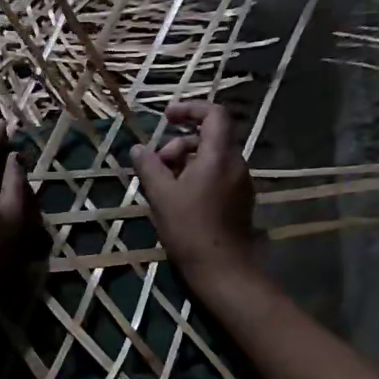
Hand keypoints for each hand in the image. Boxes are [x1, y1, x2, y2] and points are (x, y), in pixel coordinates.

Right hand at [129, 101, 256, 284]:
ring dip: (185, 162)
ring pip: (211, 157)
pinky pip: (217, 175)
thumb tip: (138, 148)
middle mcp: (236, 164)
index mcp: (219, 156)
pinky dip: (197, 176)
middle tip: (157, 165)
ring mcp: (240, 182)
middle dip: (179, 144)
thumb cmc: (189, 228)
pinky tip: (179, 199)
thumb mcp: (161, 194)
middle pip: (209, 136)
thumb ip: (149, 166)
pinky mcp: (239, 199)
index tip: (166, 117)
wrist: (222, 269)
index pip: (214, 114)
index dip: (190, 108)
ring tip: (164, 185)